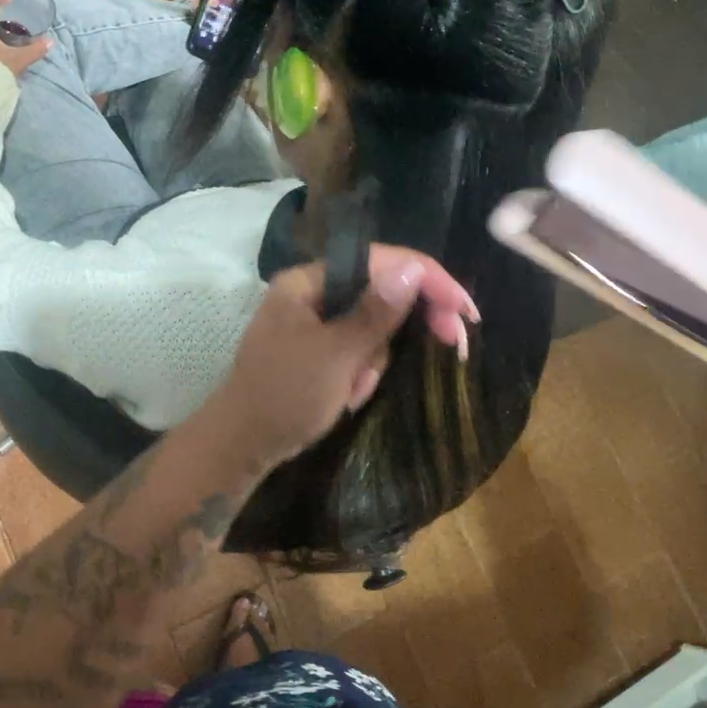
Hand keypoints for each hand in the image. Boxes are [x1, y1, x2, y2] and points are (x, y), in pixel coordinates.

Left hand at [202, 245, 478, 467]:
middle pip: (379, 292)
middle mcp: (309, 294)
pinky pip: (355, 350)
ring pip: (371, 327)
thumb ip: (376, 312)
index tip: (465, 310)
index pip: (379, 262)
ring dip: (373, 362)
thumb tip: (415, 267)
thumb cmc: (285, 395)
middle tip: (454, 345)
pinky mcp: (315, 350)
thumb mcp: (336, 355)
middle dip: (403, 327)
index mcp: (306, 282)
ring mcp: (311, 323)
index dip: (427, 280)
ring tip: (354, 391)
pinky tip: (347, 397)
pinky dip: (360, 373)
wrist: (242, 445)